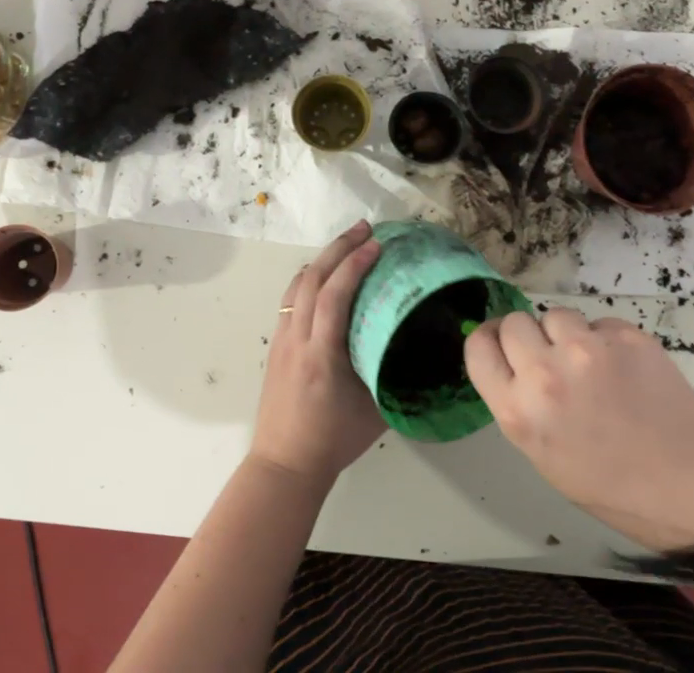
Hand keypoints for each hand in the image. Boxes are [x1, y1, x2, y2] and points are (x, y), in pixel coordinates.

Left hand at [249, 221, 387, 483]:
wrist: (284, 465)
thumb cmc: (333, 440)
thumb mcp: (374, 409)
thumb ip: (391, 373)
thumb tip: (418, 347)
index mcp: (322, 354)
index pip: (335, 296)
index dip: (355, 265)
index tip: (377, 245)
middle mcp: (297, 340)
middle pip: (311, 279)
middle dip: (338, 248)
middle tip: (364, 228)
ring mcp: (282, 341)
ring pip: (297, 286)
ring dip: (321, 260)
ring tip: (346, 245)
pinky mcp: (276, 347)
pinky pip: (292, 301)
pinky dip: (309, 280)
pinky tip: (325, 278)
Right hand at [466, 309, 693, 550]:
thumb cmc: (617, 489)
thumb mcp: (547, 457)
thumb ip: (523, 407)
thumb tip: (517, 368)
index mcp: (519, 412)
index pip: (478, 348)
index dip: (488, 341)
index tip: (500, 344)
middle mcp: (545, 373)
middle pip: (514, 323)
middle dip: (528, 337)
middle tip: (551, 359)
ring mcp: (588, 350)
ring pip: (557, 315)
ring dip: (566, 333)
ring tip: (591, 364)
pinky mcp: (627, 336)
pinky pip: (599, 322)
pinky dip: (605, 339)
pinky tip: (625, 368)